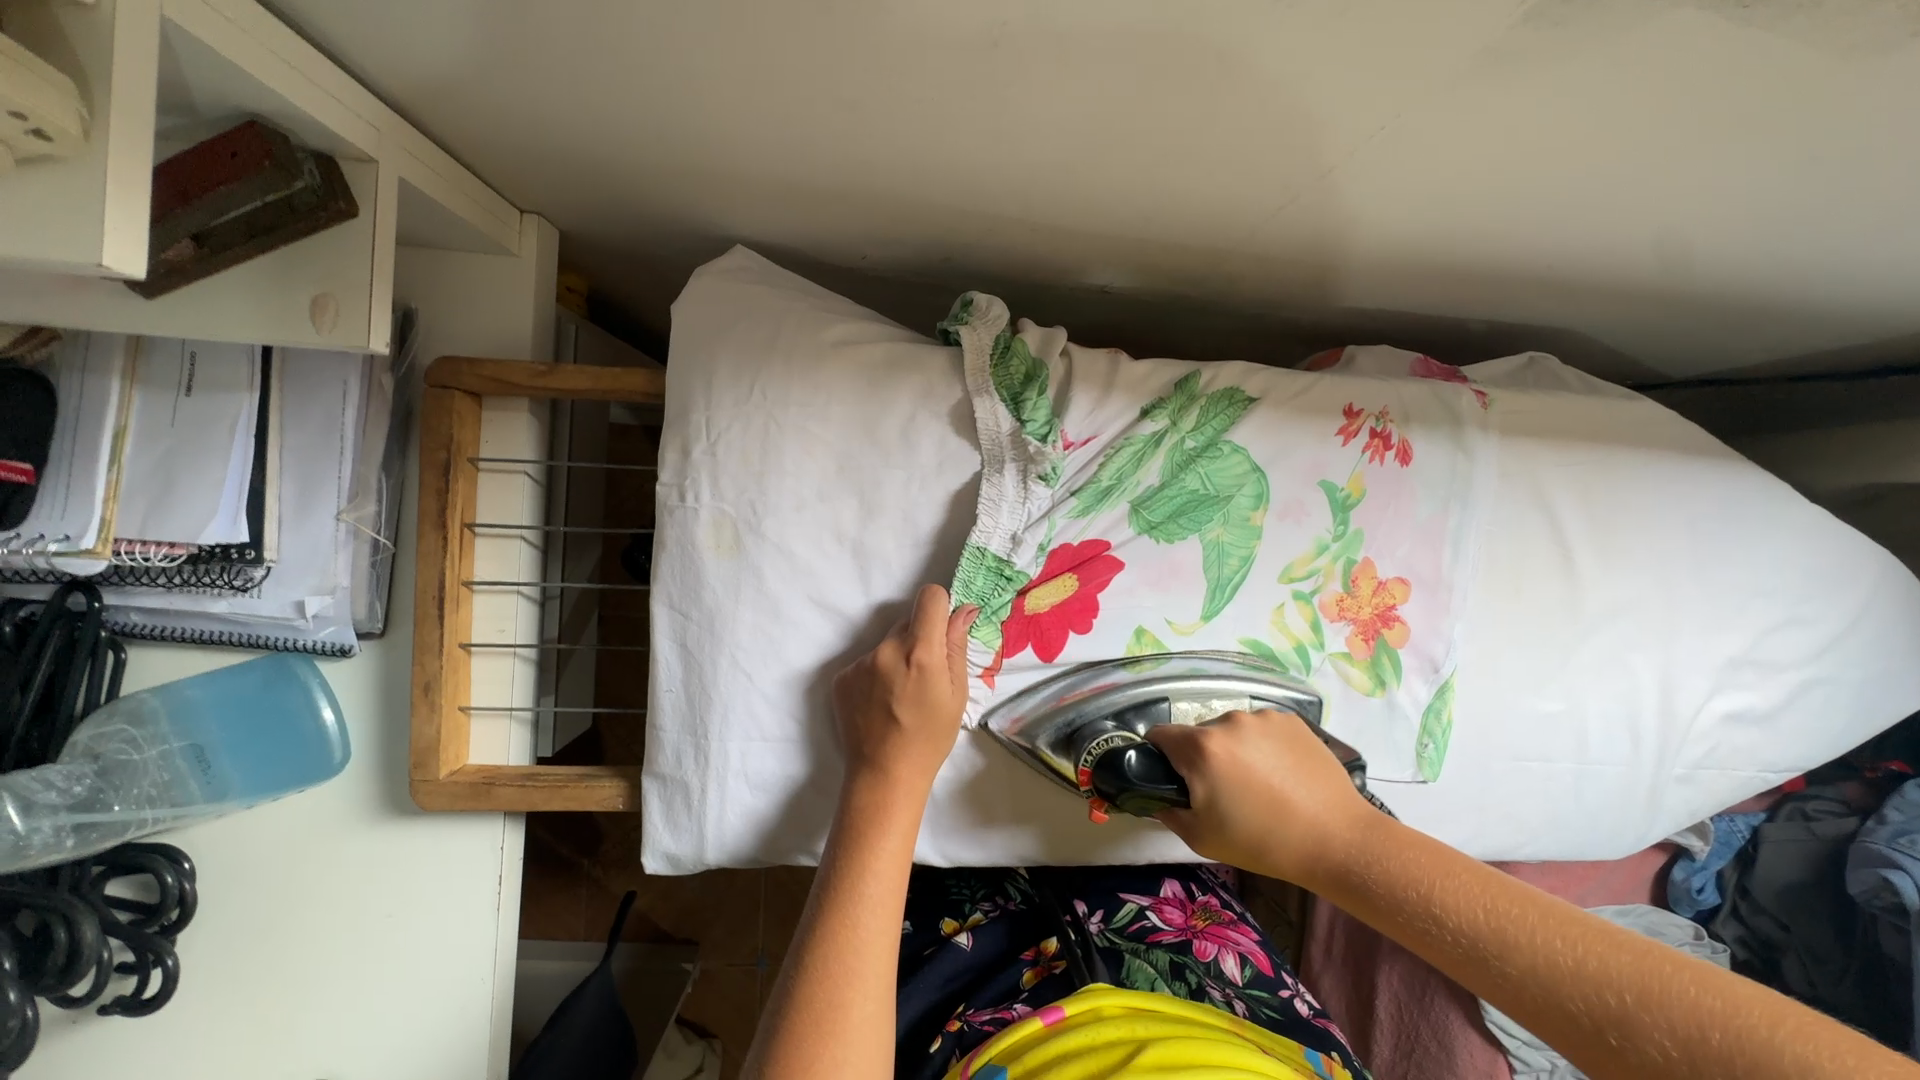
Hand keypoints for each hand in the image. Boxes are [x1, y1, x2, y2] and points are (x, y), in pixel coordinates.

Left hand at [831, 585, 978, 792]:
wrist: (884, 775)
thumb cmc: (931, 738)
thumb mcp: (956, 694)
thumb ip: (956, 646)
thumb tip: (963, 610)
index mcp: (920, 651)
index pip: (929, 596)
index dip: (939, 607)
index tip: (942, 630)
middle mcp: (886, 649)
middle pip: (906, 623)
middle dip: (919, 640)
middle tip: (925, 677)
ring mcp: (860, 663)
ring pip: (885, 644)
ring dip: (895, 658)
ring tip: (900, 696)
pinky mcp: (841, 677)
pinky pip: (866, 662)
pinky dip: (875, 675)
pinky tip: (880, 703)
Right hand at [1146, 710, 1378, 887]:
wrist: (1335, 840)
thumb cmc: (1262, 842)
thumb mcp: (1201, 837)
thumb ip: (1169, 813)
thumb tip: (1158, 800)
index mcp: (1201, 747)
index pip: (1160, 734)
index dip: (1158, 755)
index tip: (1172, 778)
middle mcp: (1228, 721)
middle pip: (1198, 733)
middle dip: (1201, 756)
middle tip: (1221, 791)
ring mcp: (1263, 717)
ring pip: (1231, 730)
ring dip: (1233, 749)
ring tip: (1258, 783)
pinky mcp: (1291, 720)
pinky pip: (1261, 728)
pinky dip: (1262, 745)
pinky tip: (1281, 774)